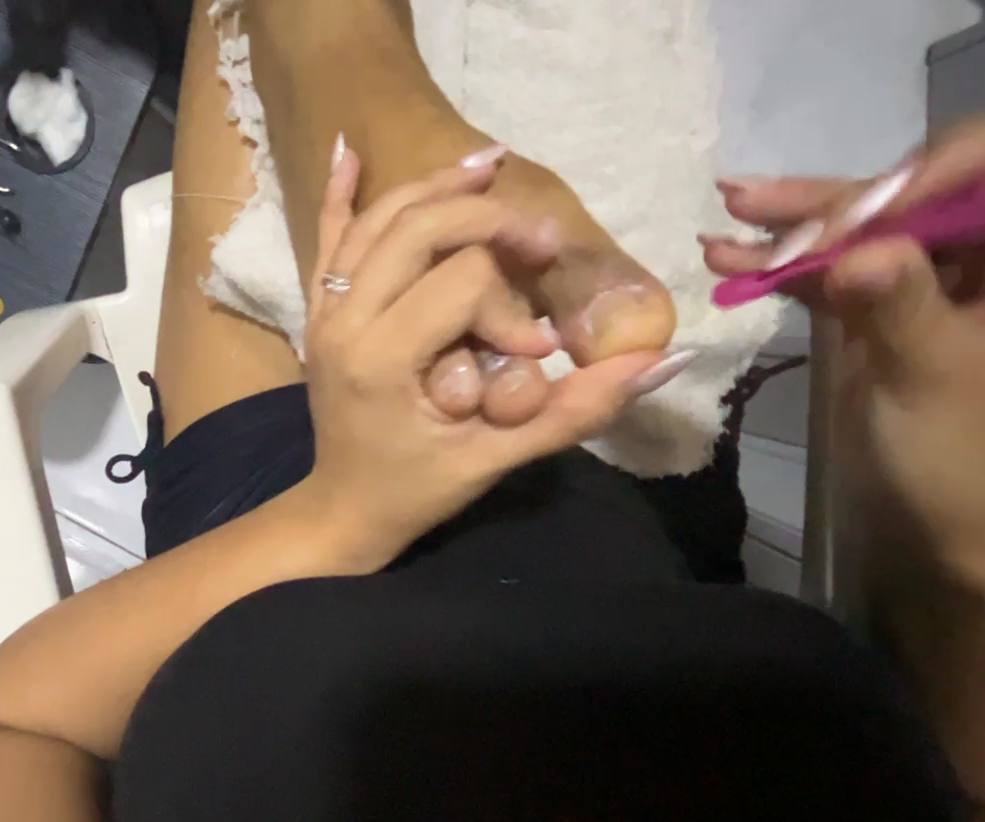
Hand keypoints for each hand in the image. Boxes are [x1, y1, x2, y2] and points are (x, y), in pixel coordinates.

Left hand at [298, 145, 687, 553]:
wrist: (344, 510)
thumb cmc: (416, 492)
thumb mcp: (495, 459)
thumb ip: (575, 411)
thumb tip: (664, 359)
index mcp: (381, 360)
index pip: (463, 283)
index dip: (512, 307)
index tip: (534, 351)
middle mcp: (344, 323)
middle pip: (420, 229)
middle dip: (489, 225)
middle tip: (540, 241)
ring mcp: (324, 314)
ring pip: (378, 221)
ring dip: (434, 188)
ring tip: (491, 168)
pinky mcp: (320, 314)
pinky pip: (327, 242)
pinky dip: (340, 196)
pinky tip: (350, 149)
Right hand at [703, 112, 984, 562]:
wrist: (928, 522)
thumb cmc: (959, 457)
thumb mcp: (933, 379)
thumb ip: (899, 305)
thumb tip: (855, 250)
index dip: (952, 164)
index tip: (868, 213)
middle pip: (933, 186)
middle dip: (847, 197)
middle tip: (762, 208)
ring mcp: (942, 275)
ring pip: (875, 223)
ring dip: (801, 220)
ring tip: (730, 205)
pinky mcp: (886, 303)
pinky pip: (838, 266)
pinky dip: (786, 262)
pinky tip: (730, 255)